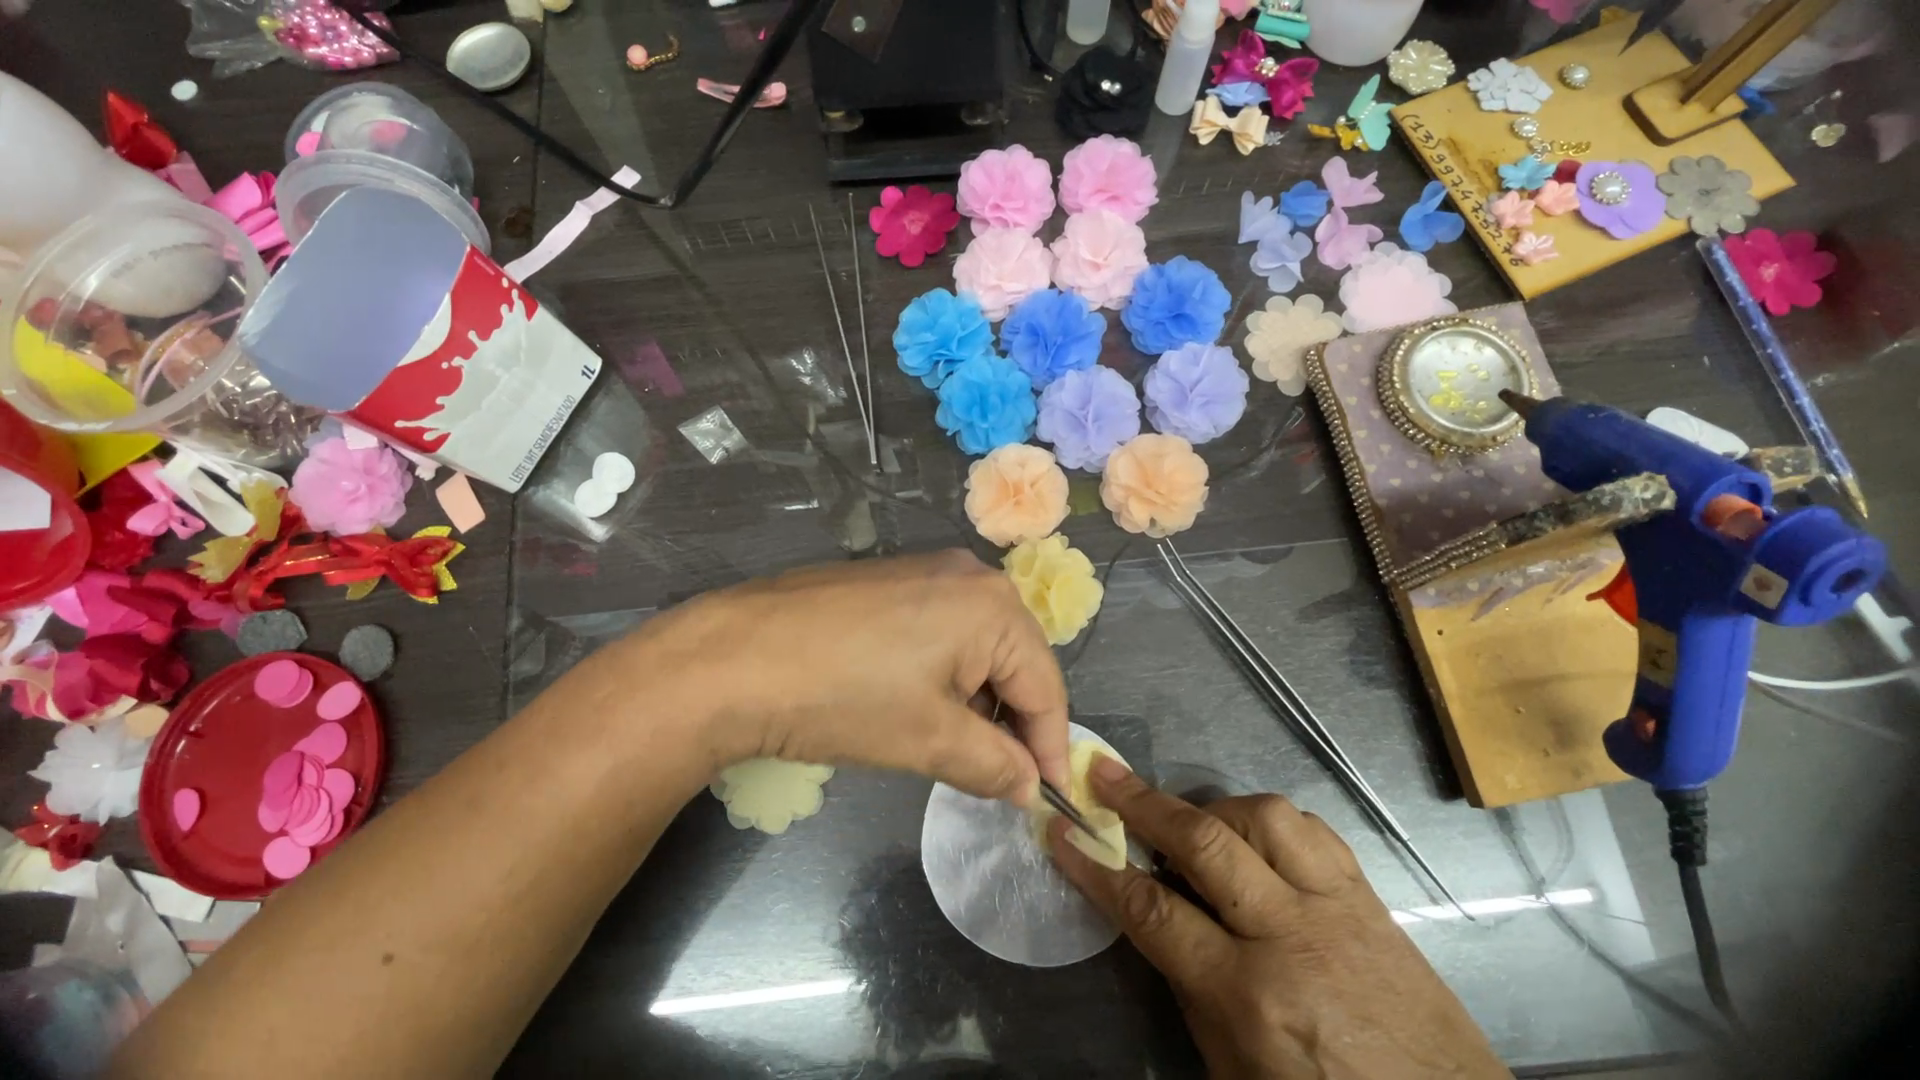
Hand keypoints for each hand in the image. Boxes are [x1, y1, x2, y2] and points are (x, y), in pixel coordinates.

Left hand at [607, 551, 1070, 800]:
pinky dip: (943, 674)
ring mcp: (922, 571)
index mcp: (993, 605)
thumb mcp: (930, 741)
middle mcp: (967, 574)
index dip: (1050, 747)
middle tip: (1001, 778)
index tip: (1047, 797)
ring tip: (957, 749)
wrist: (732, 660)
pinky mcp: (884, 581)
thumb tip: (1029, 786)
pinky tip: (916, 707)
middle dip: (1013, 723)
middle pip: (1015, 660)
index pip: (1045, 686)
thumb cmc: (844, 699)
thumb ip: (996, 765)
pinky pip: (939, 631)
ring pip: (976, 646)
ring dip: (977, 700)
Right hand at [1049, 756, 1508, 1079]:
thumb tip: (1158, 918)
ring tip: (1187, 821)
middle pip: (1206, 844)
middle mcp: (1292, 935)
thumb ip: (1190, 988)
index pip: (1153, 911)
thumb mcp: (1233, 1069)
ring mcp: (1338, 907)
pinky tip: (1252, 838)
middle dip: (1144, 804)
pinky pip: (1313, 832)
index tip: (1064, 833)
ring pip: (1267, 819)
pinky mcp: (1370, 896)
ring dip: (1214, 809)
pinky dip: (1270, 824)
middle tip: (1104, 776)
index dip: (1098, 869)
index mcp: (1250, 994)